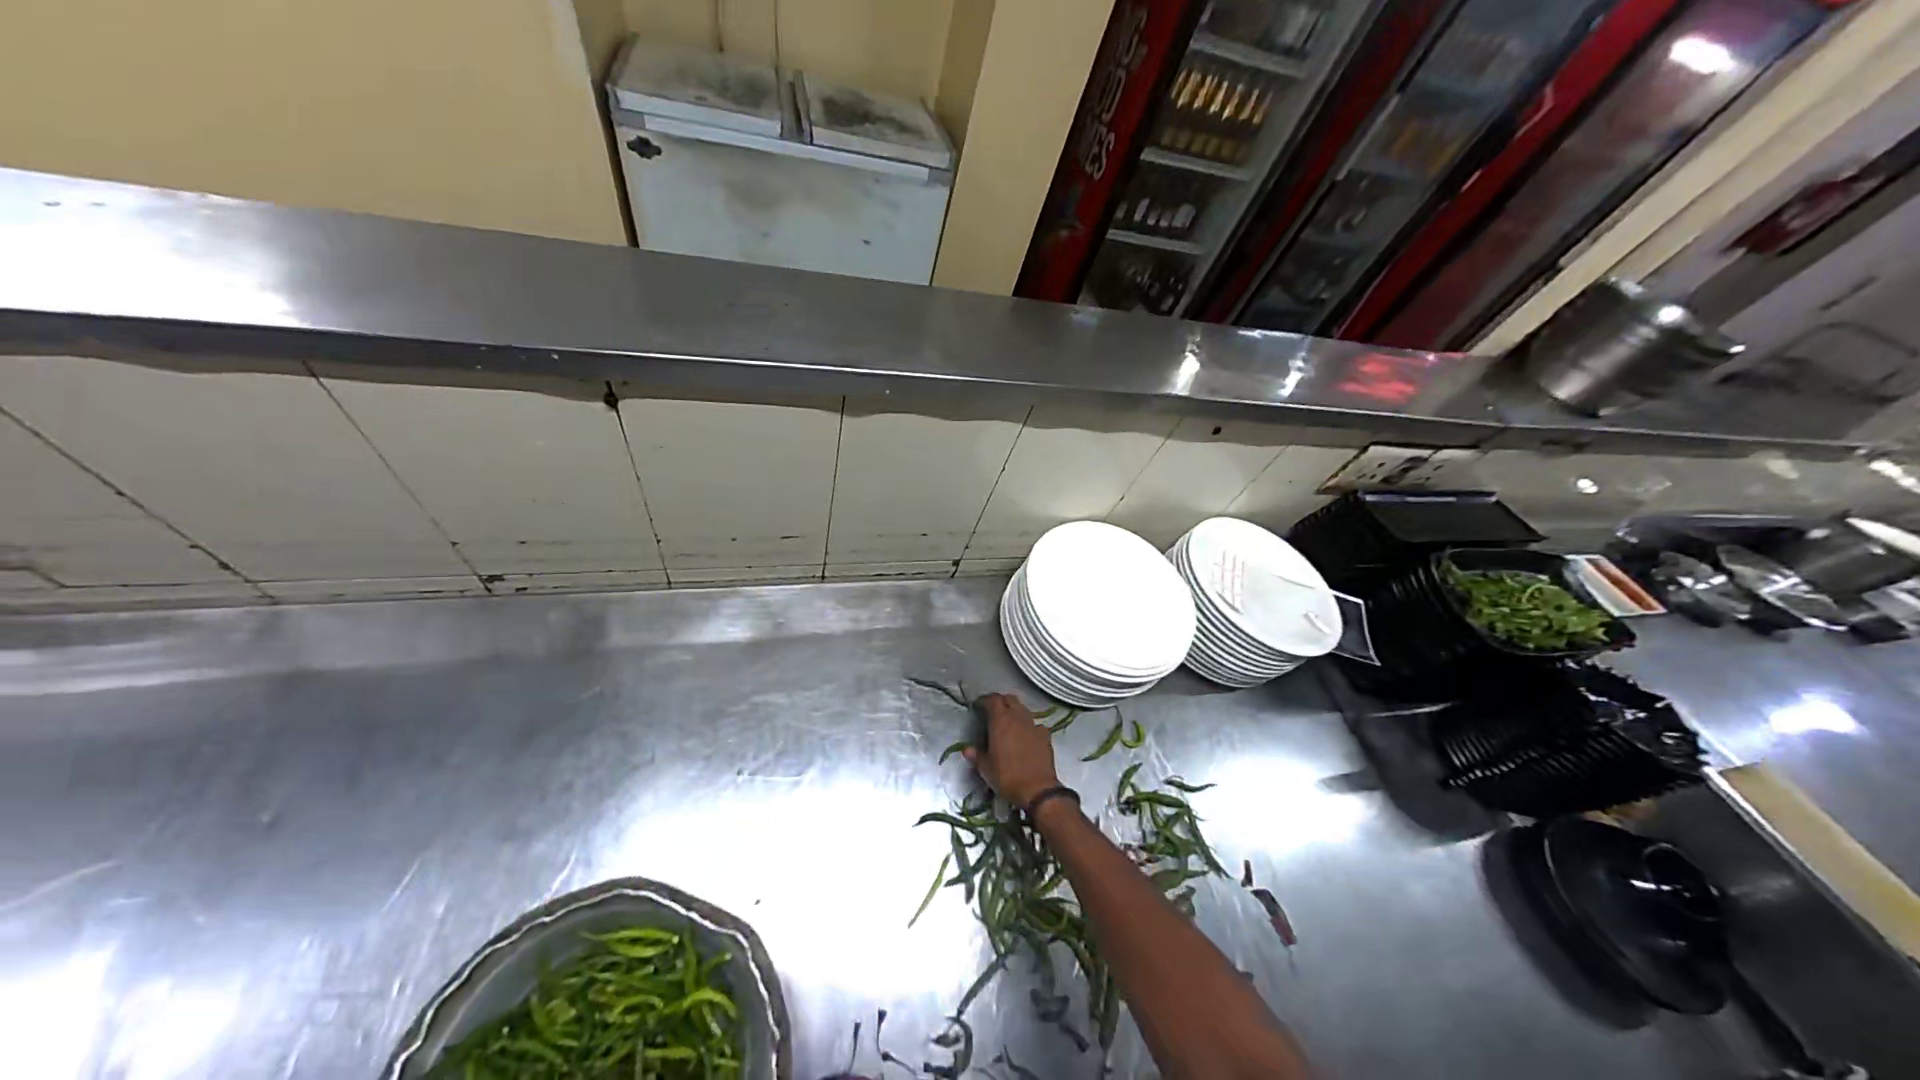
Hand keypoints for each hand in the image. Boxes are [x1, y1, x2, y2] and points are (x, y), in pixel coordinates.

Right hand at [963, 693, 1061, 807]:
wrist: (1037, 789)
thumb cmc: (1007, 777)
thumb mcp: (986, 768)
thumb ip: (976, 755)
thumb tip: (967, 750)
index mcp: (1000, 721)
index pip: (992, 700)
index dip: (984, 700)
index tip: (978, 706)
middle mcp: (1018, 718)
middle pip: (1009, 699)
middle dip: (1000, 701)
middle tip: (992, 711)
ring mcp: (1034, 725)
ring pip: (1023, 709)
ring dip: (1015, 711)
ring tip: (1008, 722)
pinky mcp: (1045, 736)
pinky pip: (1035, 725)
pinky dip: (1029, 726)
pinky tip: (1026, 736)